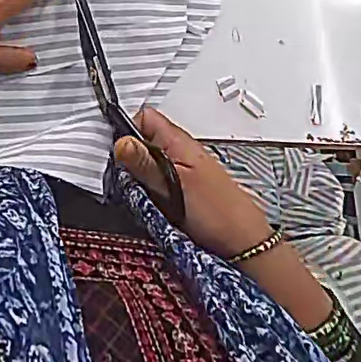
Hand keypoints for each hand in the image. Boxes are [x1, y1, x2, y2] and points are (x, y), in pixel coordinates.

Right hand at [112, 108, 273, 257]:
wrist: (243, 244)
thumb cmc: (219, 212)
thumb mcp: (174, 186)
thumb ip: (146, 163)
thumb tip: (121, 143)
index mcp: (179, 142)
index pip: (144, 117)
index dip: (127, 129)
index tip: (117, 151)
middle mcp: (179, 153)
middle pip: (142, 142)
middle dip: (129, 158)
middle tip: (127, 178)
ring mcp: (180, 172)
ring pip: (147, 164)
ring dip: (138, 178)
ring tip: (141, 195)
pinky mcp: (180, 191)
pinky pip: (156, 182)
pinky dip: (149, 191)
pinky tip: (152, 206)